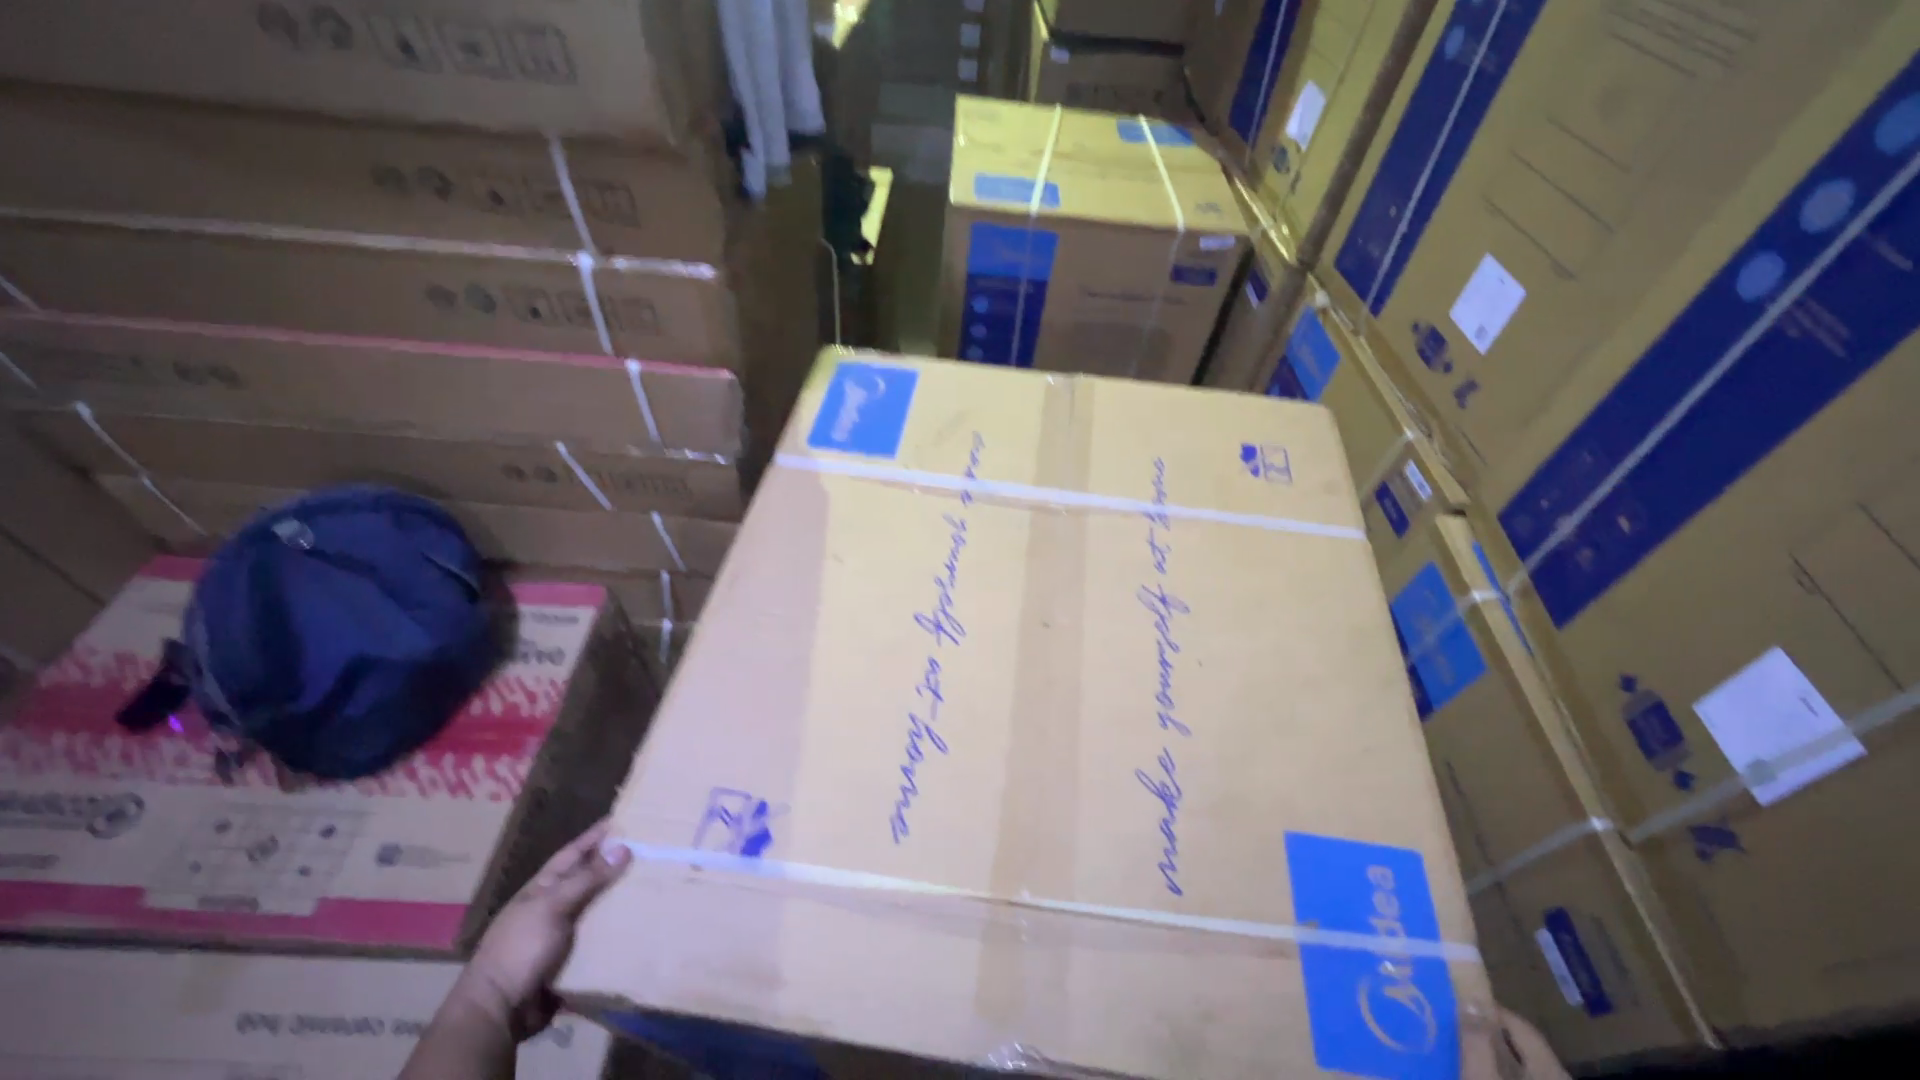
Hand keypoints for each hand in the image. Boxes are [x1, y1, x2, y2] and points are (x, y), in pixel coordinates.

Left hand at [453, 819, 631, 1040]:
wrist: (499, 1011)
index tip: (622, 820)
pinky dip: (619, 935)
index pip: (572, 854)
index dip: (594, 837)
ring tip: (654, 888)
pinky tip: (642, 928)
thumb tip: (623, 848)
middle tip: (650, 853)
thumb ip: (586, 879)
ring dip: (620, 902)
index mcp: (542, 890)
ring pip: (598, 911)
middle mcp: (553, 909)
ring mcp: (561, 937)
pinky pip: (601, 942)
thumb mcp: (551, 907)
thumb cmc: (520, 949)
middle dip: (614, 867)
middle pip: (588, 881)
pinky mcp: (572, 962)